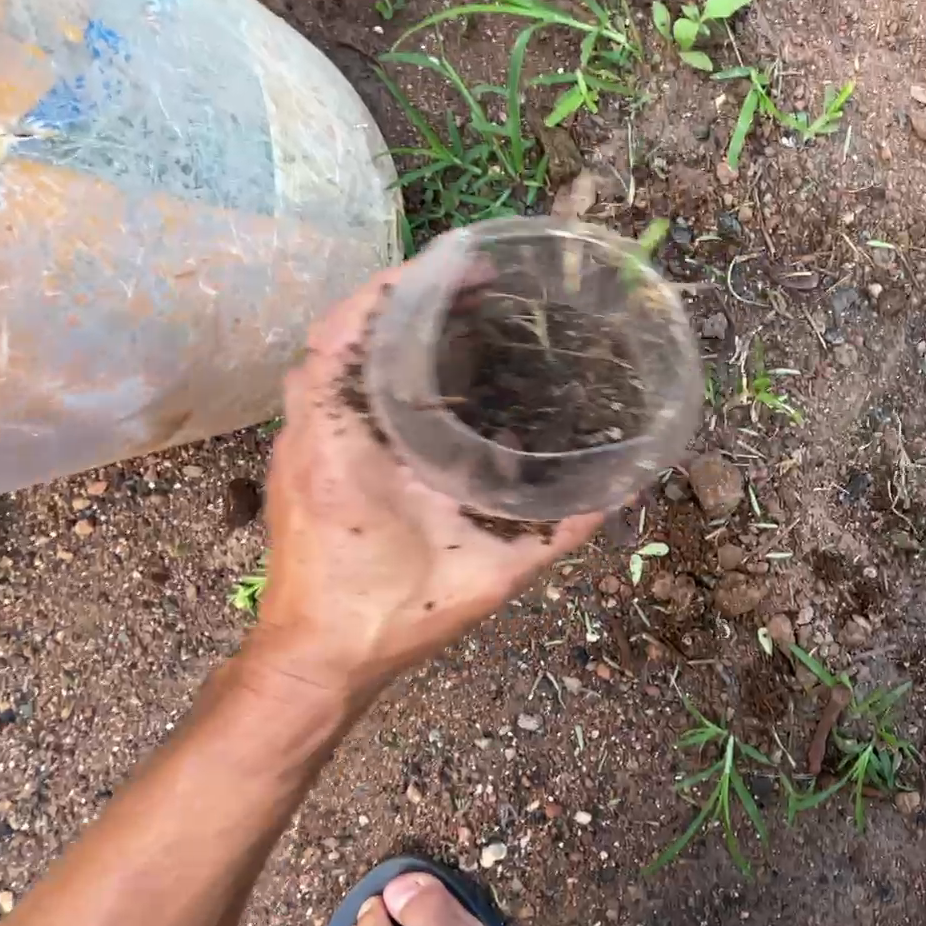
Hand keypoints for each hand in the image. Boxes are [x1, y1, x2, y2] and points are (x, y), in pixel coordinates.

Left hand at [248, 268, 601, 700]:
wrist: (319, 660)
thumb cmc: (397, 613)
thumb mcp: (494, 571)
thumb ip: (561, 531)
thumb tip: (623, 489)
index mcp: (345, 446)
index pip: (347, 336)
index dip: (396, 286)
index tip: (459, 265)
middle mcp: (313, 433)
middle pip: (343, 336)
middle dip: (406, 297)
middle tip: (478, 286)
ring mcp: (302, 447)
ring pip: (334, 363)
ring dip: (388, 329)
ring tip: (457, 317)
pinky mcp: (305, 463)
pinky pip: (332, 393)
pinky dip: (373, 365)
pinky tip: (427, 374)